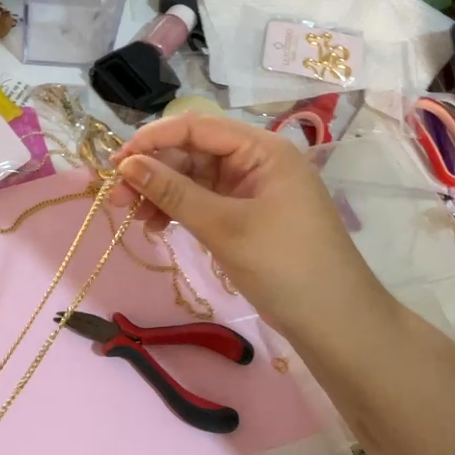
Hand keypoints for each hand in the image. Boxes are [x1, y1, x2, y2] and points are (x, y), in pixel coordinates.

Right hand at [110, 114, 389, 333]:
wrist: (338, 326)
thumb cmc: (286, 266)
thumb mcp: (224, 227)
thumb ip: (173, 192)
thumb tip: (126, 164)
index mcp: (263, 150)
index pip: (197, 127)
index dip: (153, 140)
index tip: (115, 162)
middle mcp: (256, 162)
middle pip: (192, 152)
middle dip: (152, 170)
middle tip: (115, 198)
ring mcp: (252, 191)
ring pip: (193, 178)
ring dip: (160, 193)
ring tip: (132, 217)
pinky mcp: (246, 218)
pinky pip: (202, 202)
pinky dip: (177, 211)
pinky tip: (156, 227)